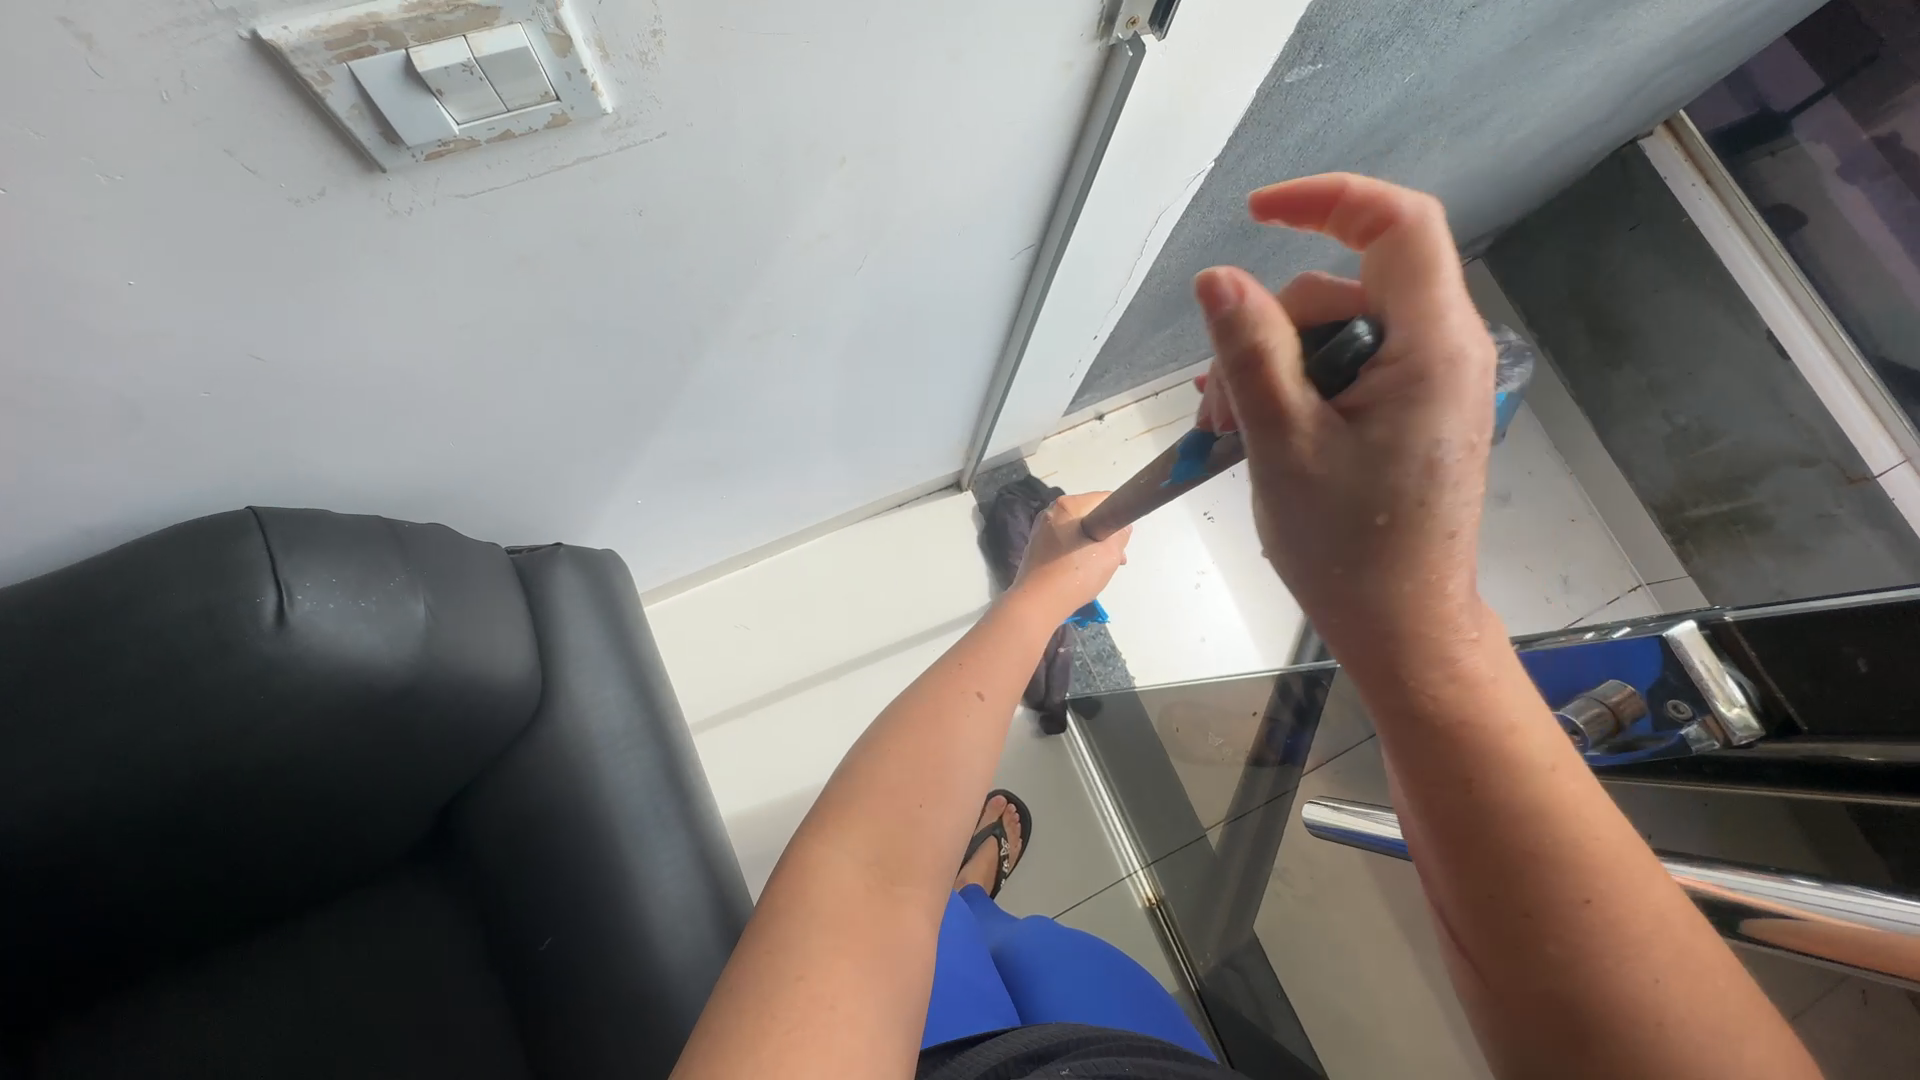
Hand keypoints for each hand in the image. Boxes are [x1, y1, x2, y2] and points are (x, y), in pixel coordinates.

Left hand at [1008, 492, 1130, 622]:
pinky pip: (1063, 543)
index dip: (1119, 518)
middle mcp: (1050, 512)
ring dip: (1092, 546)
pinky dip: (1075, 553)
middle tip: (1115, 559)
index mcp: (1066, 505)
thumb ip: (1120, 535)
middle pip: (1089, 515)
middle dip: (1105, 535)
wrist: (1038, 603)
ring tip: (1099, 570)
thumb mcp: (1110, 554)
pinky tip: (1081, 573)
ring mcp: (1040, 530)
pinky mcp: (1036, 547)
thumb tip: (1121, 527)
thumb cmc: (1075, 575)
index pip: (1104, 500)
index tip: (1122, 541)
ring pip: (1076, 531)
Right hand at [1192, 174, 1495, 659]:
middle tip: (1214, 399)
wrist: (1401, 621)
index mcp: (1430, 348)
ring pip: (1338, 334)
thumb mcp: (1281, 443)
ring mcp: (1431, 384)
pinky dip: (1297, 388)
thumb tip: (1215, 279)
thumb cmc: (1346, 545)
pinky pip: (1348, 370)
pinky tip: (1257, 429)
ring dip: (1271, 366)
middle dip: (1268, 329)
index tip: (1256, 213)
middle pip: (1344, 290)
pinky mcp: (1413, 413)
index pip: (1396, 226)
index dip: (1326, 202)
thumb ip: (1249, 352)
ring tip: (1226, 426)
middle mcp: (1444, 352)